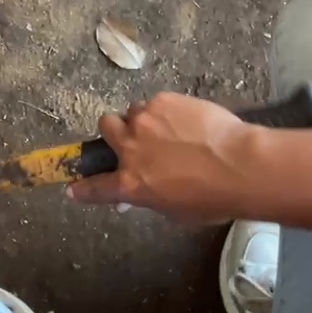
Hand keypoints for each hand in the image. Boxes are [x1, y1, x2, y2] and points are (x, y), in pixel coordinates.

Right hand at [66, 93, 259, 225]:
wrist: (239, 165)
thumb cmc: (213, 198)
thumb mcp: (178, 212)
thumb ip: (151, 198)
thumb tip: (138, 194)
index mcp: (132, 182)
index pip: (98, 187)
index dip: (83, 188)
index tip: (71, 187)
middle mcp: (130, 147)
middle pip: (106, 126)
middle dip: (116, 130)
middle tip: (135, 138)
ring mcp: (144, 119)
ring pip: (134, 111)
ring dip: (145, 120)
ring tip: (171, 130)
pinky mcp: (163, 100)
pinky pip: (158, 103)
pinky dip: (168, 112)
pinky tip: (189, 122)